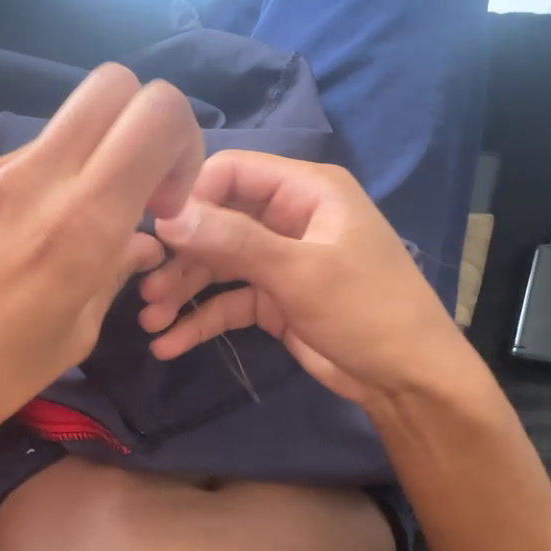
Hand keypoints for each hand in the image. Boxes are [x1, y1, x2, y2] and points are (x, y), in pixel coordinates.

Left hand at [0, 64, 202, 498]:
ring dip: (95, 162)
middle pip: (114, 88)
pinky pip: (27, 158)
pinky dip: (53, 182)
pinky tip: (35, 241)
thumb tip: (139, 242)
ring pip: (69, 126)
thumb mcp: (73, 337)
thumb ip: (112, 273)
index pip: (156, 114)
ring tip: (81, 232)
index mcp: (79, 224)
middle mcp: (36, 179)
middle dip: (146, 130)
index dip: (182, 145)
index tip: (167, 205)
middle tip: (140, 194)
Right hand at [138, 151, 475, 406]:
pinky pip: (229, 305)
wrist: (404, 376)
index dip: (191, 197)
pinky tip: (170, 344)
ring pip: (218, 268)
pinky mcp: (275, 303)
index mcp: (306, 191)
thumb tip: (169, 218)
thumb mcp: (298, 271)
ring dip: (184, 292)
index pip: (233, 173)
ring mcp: (281, 263)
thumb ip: (234, 241)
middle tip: (145, 288)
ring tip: (150, 321)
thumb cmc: (365, 309)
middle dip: (181, 257)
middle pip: (219, 224)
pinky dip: (201, 322)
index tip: (153, 230)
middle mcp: (289, 219)